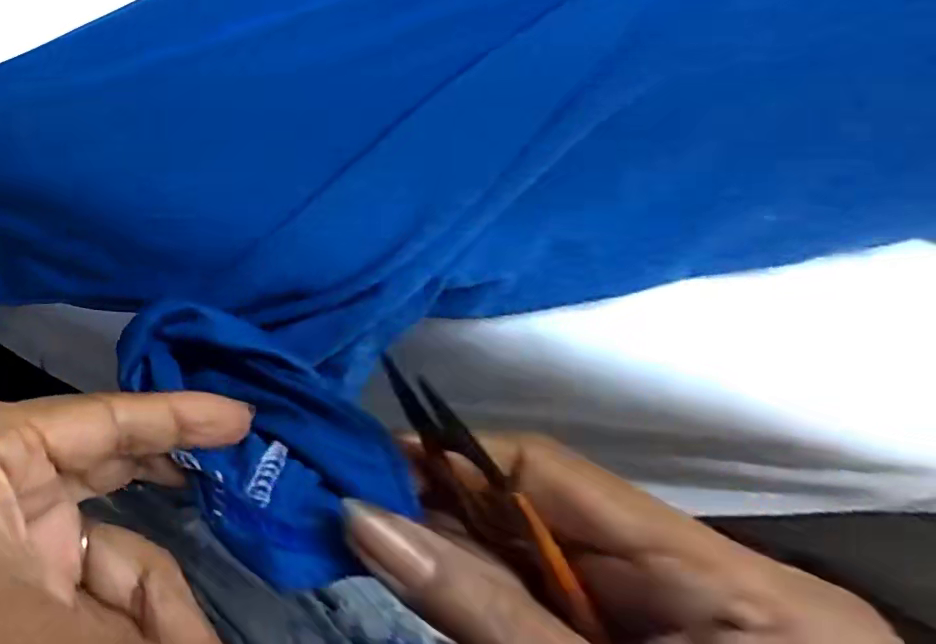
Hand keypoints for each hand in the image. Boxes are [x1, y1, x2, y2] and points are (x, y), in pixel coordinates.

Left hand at [0, 392, 253, 643]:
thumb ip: (138, 630)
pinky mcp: (21, 586)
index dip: (175, 415)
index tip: (240, 413)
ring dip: (160, 607)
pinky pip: (96, 594)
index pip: (103, 418)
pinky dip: (134, 623)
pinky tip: (169, 638)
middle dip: (174, 484)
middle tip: (242, 479)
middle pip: (114, 466)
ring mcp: (17, 535)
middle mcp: (10, 475)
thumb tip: (200, 636)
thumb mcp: (41, 627)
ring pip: (116, 552)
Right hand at [342, 434, 900, 643]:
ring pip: (529, 562)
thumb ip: (484, 608)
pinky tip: (441, 600)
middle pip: (532, 516)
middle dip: (440, 520)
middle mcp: (698, 582)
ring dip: (457, 567)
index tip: (359, 470)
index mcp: (726, 578)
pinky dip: (490, 603)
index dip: (446, 458)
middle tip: (354, 528)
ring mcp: (675, 621)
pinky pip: (546, 604)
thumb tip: (357, 516)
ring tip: (381, 561)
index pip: (544, 468)